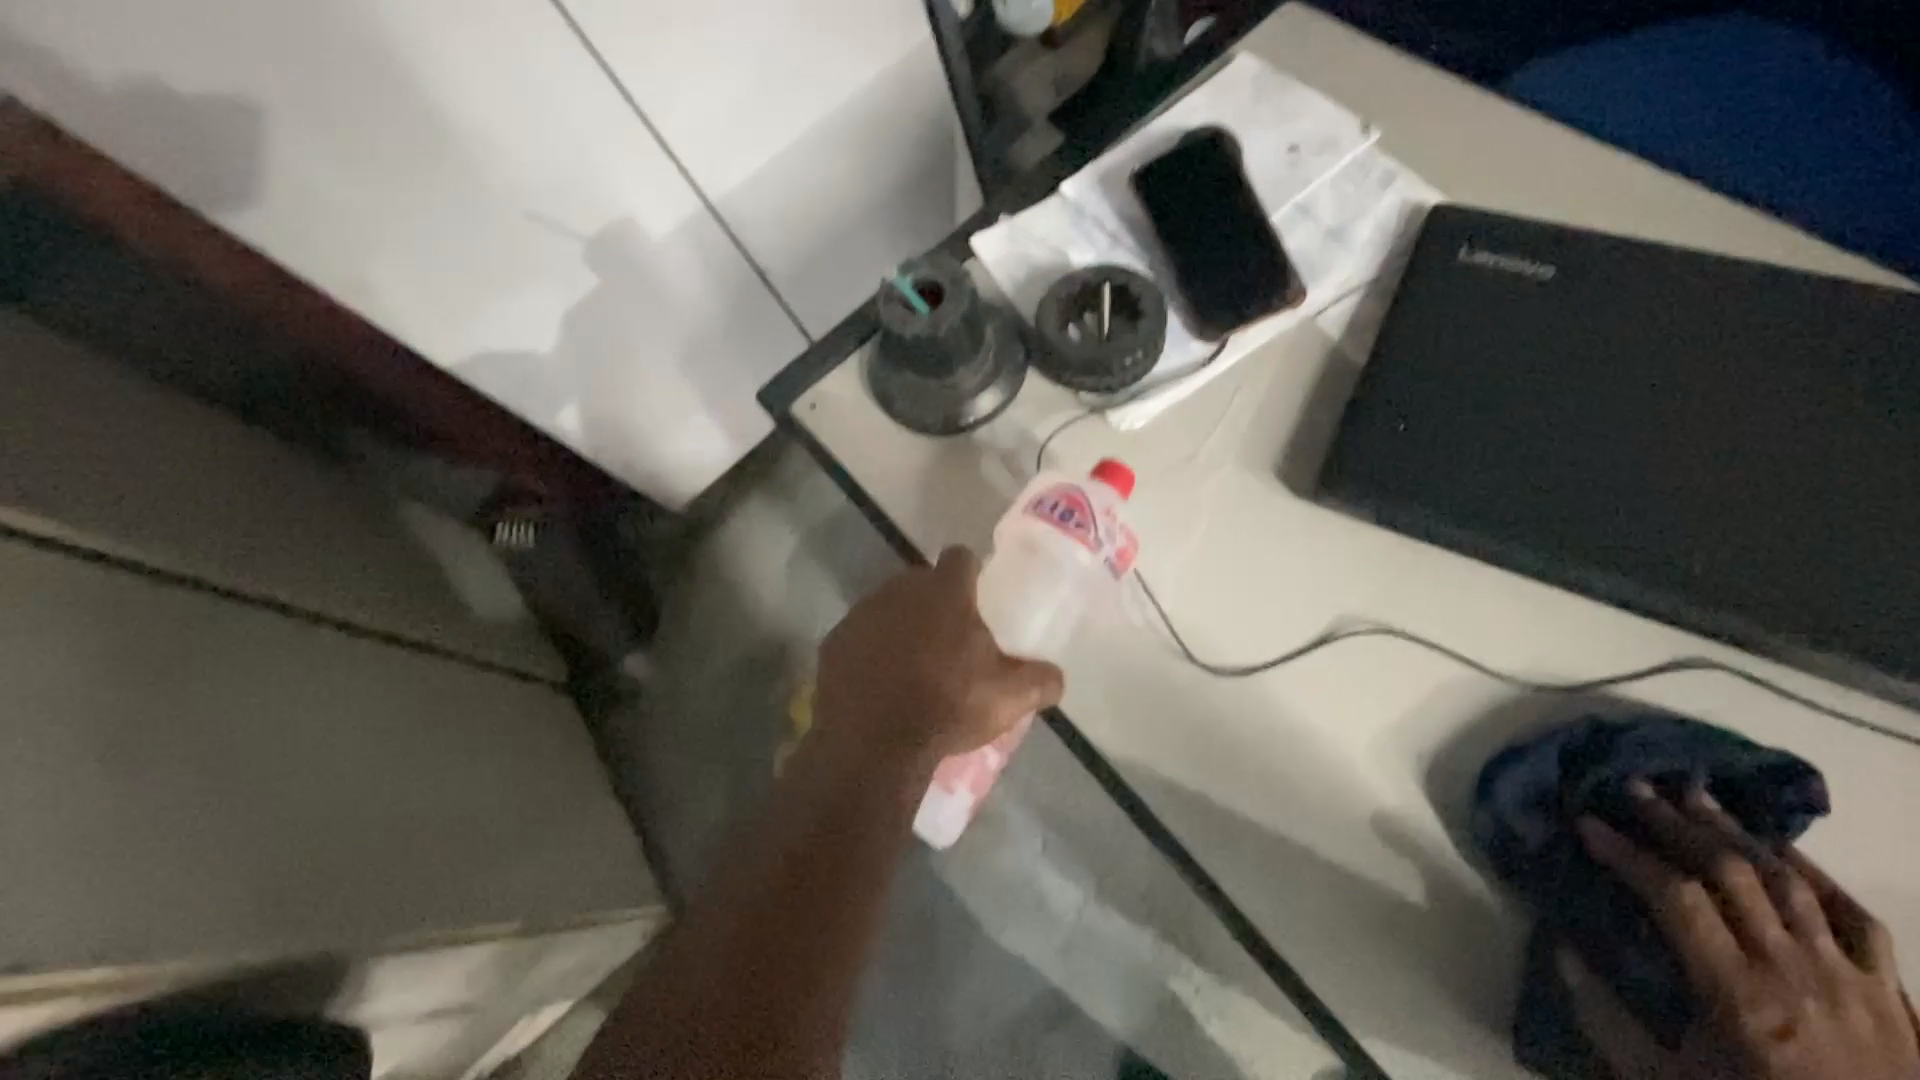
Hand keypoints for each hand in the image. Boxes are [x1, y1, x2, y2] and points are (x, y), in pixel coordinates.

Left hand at [815, 547, 1064, 767]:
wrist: (874, 742)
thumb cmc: (948, 707)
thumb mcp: (1010, 698)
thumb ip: (1042, 680)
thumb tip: (1057, 678)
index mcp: (945, 593)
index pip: (960, 557)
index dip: (970, 572)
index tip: (977, 596)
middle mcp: (899, 590)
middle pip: (920, 581)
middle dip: (934, 601)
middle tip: (948, 638)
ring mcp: (861, 614)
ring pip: (886, 606)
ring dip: (899, 625)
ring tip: (911, 663)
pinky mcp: (834, 642)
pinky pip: (858, 636)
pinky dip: (869, 650)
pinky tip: (879, 681)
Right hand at [1563, 783, 1919, 1079]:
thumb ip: (1606, 1018)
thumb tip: (1562, 950)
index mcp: (1736, 994)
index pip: (1673, 895)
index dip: (1626, 852)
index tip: (1588, 824)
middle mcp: (1793, 969)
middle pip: (1730, 871)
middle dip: (1674, 823)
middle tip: (1635, 788)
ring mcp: (1849, 975)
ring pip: (1788, 879)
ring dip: (1735, 830)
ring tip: (1696, 795)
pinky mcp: (1888, 989)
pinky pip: (1855, 915)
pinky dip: (1815, 873)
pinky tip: (1782, 848)